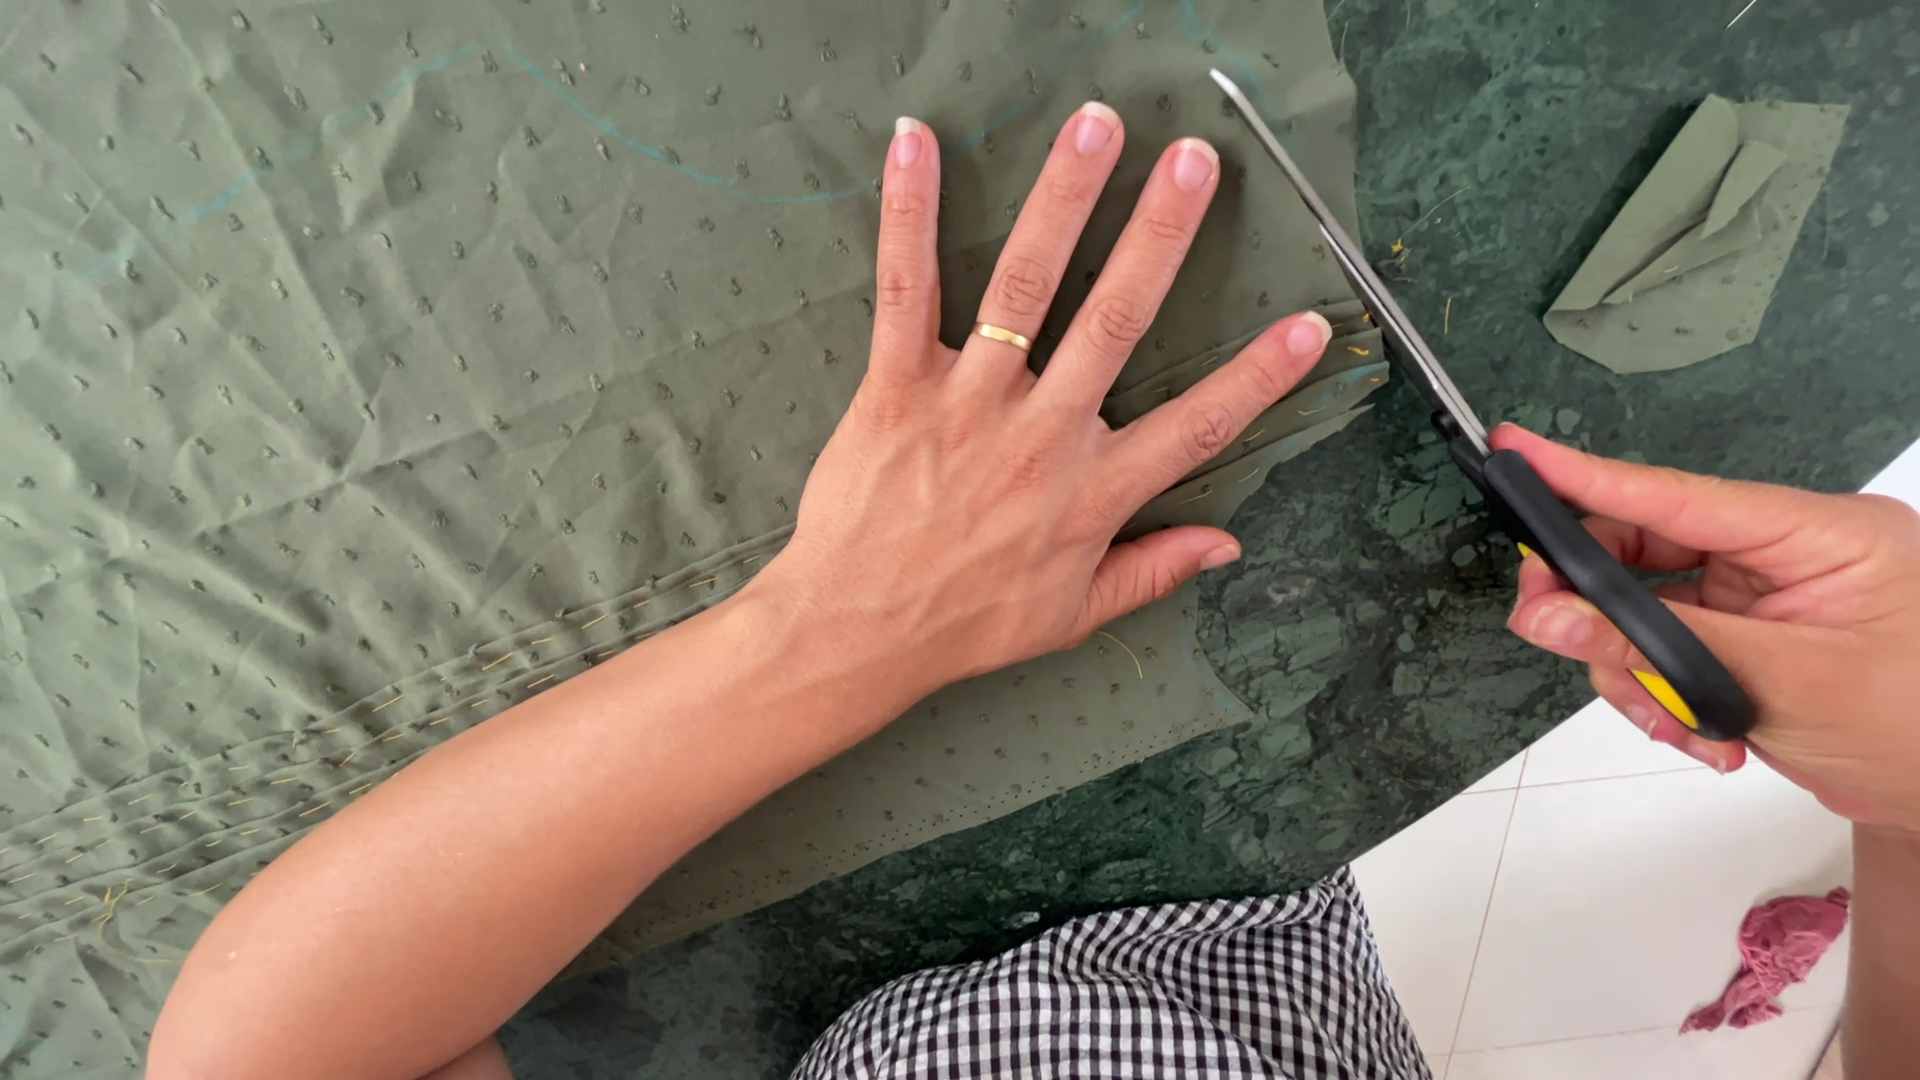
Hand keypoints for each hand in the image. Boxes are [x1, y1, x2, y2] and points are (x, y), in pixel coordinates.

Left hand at [747, 104, 1332, 708]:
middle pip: (1116, 321)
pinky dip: (910, 216)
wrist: (860, 627)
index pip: (1198, 427)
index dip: (1260, 378)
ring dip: (1064, 200)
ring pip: (1025, 286)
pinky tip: (918, 147)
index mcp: (1092, 493)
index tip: (1310, 327)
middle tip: (1193, 162)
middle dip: (1161, 235)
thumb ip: (1152, 574)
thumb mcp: (1072, 615)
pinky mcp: (898, 387)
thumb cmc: (966, 623)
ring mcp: (969, 403)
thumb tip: (1227, 544)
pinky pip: (906, 290)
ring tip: (1097, 127)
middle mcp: (1042, 435)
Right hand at [1497, 424, 1919, 828]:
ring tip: (1670, 717)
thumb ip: (1648, 642)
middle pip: (1632, 549)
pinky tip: (1687, 723)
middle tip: (1552, 630)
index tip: (1512, 448)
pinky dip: (1645, 684)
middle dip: (1592, 603)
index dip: (1582, 473)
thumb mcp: (1776, 682)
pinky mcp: (1726, 628)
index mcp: (1817, 535)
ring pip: (1627, 602)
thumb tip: (1543, 616)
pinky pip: (1645, 639)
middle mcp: (1774, 551)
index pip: (1673, 495)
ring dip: (1624, 663)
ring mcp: (1746, 591)